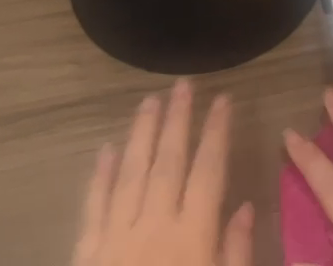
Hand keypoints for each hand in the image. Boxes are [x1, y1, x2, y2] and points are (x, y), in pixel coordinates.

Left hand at [73, 79, 252, 265]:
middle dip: (177, 120)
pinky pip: (93, 208)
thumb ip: (236, 254)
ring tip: (149, 100)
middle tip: (183, 84)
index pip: (207, 172)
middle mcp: (154, 227)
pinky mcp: (87, 255)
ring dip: (141, 135)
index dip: (216, 132)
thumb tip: (245, 208)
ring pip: (130, 175)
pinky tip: (107, 149)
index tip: (222, 98)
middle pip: (167, 163)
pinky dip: (100, 177)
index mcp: (192, 238)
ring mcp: (115, 239)